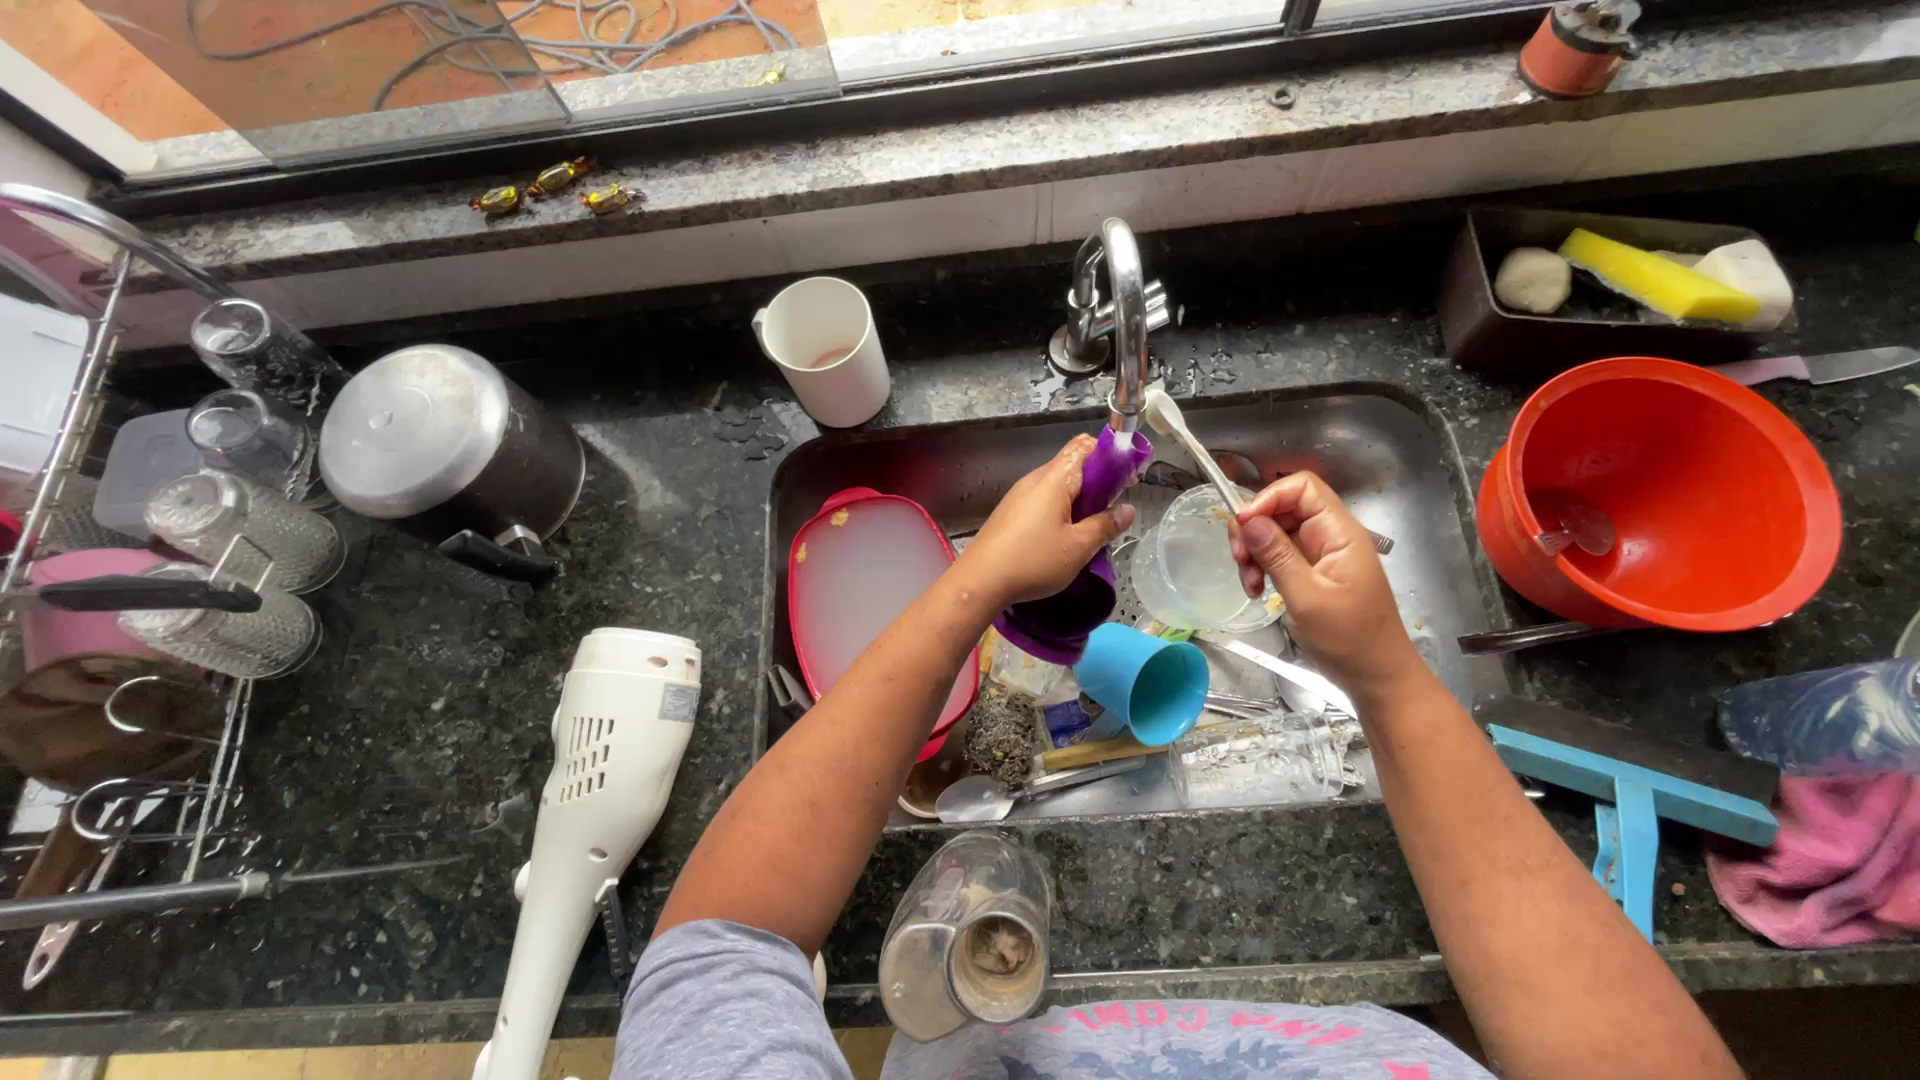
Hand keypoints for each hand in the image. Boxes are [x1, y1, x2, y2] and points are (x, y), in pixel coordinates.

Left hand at [956, 434, 1135, 606]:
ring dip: (1080, 499)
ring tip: (1094, 526)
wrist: (980, 581)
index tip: (1128, 478)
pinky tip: (1066, 537)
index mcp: (1054, 479)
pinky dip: (1061, 510)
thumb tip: (1127, 510)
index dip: (1110, 455)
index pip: (1084, 446)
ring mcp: (1019, 496)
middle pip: (1072, 465)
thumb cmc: (1032, 561)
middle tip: (1114, 508)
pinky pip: (1043, 501)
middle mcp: (1035, 479)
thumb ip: (1105, 525)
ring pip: (1058, 486)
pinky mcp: (1011, 513)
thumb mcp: (1078, 547)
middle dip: (1098, 481)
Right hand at [1229, 472, 1425, 706]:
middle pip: (1283, 508)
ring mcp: (1321, 555)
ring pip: (1276, 532)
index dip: (1268, 498)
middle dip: (1254, 529)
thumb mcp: (1307, 598)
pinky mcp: (1312, 573)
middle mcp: (1330, 537)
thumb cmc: (1349, 640)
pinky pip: (1279, 556)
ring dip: (1254, 551)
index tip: (1243, 525)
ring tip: (1248, 583)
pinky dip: (1261, 568)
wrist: (1376, 676)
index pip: (1302, 488)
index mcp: (1340, 534)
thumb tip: (1248, 520)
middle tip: (1239, 560)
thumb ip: (1277, 555)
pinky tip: (1256, 590)